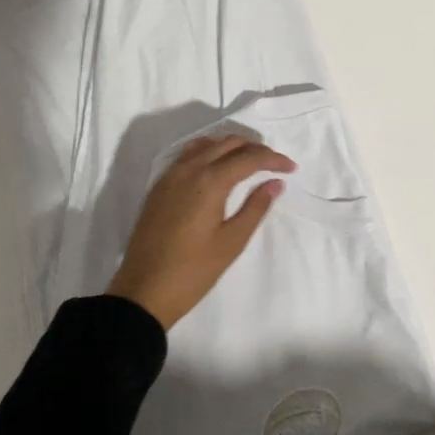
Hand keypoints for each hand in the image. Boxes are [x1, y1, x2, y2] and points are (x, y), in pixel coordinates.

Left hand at [106, 134, 294, 329]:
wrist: (143, 292)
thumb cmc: (192, 272)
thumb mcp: (231, 242)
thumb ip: (255, 208)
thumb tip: (275, 182)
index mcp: (210, 181)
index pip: (249, 157)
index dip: (273, 159)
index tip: (292, 168)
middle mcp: (190, 168)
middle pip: (229, 143)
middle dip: (255, 149)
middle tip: (274, 164)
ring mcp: (171, 174)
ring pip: (207, 144)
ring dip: (232, 146)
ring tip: (250, 162)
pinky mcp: (160, 185)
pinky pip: (189, 154)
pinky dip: (209, 151)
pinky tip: (218, 166)